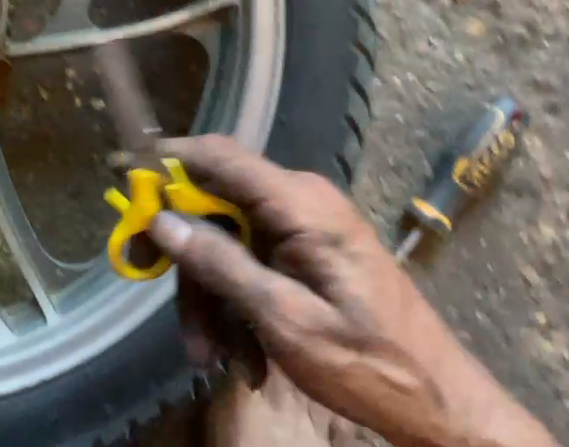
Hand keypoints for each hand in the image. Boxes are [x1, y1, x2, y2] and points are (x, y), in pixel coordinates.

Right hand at [147, 136, 554, 446]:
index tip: (119, 172)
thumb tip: (161, 219)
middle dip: (186, 258)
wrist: (449, 412)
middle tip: (149, 286)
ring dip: (211, 296)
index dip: (165, 159)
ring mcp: (304, 228)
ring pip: (227, 241)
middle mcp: (299, 202)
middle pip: (214, 207)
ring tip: (212, 357)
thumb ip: (221, 265)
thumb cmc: (374, 366)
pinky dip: (237, 304)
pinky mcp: (308, 253)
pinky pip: (251, 262)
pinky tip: (243, 357)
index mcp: (300, 204)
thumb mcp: (286, 321)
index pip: (218, 155)